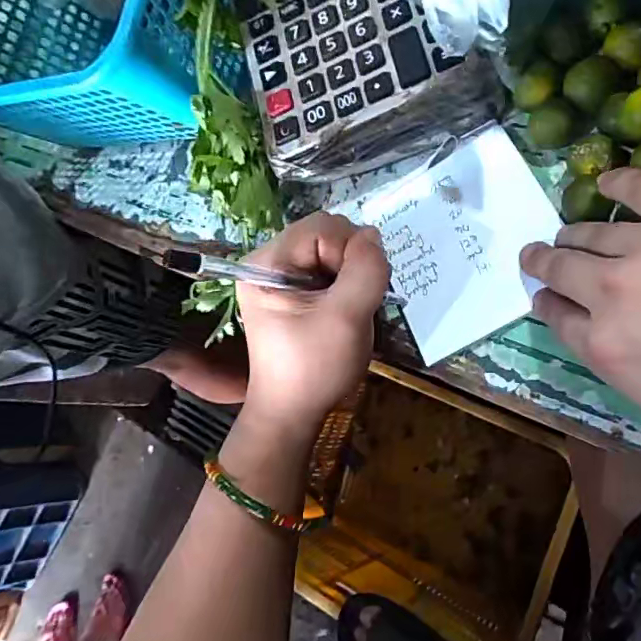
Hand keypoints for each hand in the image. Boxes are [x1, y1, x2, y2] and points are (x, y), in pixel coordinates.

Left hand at [236, 213, 389, 430]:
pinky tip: (345, 310)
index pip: (323, 227)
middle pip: (327, 233)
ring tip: (350, 308)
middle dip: (352, 261)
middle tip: (355, 300)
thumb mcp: (346, 317)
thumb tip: (373, 236)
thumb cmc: (314, 368)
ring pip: (332, 250)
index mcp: (267, 262)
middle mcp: (269, 261)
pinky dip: (347, 283)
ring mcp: (281, 276)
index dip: (348, 252)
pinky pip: (330, 268)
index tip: (350, 293)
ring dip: (352, 274)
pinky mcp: (293, 291)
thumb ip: (365, 270)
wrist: (292, 413)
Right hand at [518, 168, 640, 454]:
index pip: (562, 321)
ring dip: (574, 232)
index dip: (549, 306)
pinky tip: (608, 182)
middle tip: (538, 258)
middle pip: (565, 269)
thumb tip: (634, 352)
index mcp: (612, 351)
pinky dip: (618, 183)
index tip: (544, 298)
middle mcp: (614, 292)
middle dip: (545, 264)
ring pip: (593, 230)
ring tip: (569, 230)